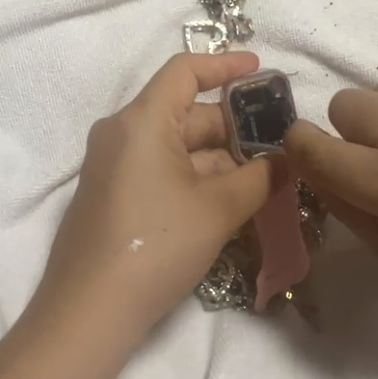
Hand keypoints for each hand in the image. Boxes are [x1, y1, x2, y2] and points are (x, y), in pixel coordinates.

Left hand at [29, 52, 278, 338]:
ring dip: (218, 157)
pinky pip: (159, 167)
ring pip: (175, 144)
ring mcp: (113, 164)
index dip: (225, 65)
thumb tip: (289, 160)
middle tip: (278, 144)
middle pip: (184, 111)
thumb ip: (260, 178)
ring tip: (264, 177)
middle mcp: (122, 132)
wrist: (89, 312)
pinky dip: (194, 174)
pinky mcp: (111, 193)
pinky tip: (229, 199)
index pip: (185, 71)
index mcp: (141, 120)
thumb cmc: (156, 246)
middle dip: (232, 126)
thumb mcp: (218, 210)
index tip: (260, 69)